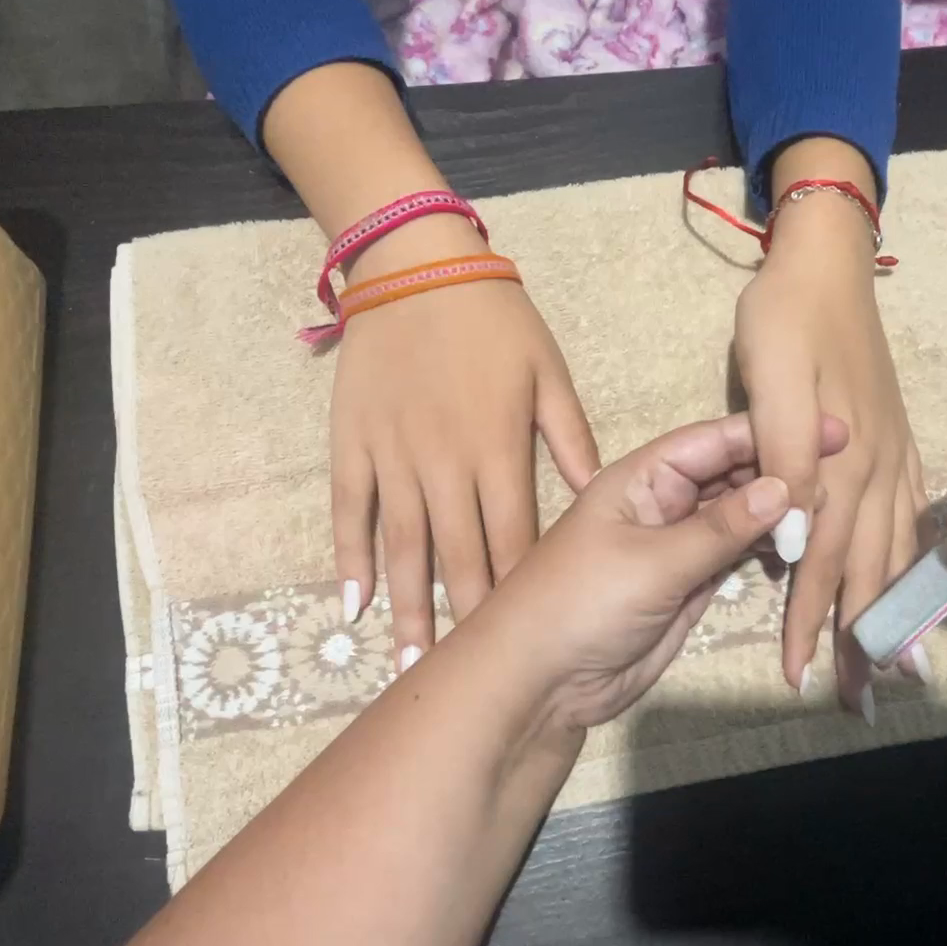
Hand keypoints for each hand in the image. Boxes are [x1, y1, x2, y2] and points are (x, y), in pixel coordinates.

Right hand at [331, 279, 598, 666]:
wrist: (416, 267)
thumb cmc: (495, 321)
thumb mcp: (548, 374)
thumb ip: (571, 439)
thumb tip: (596, 495)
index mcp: (499, 451)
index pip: (515, 538)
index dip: (521, 593)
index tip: (531, 641)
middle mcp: (445, 466)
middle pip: (460, 556)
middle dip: (469, 619)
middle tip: (469, 678)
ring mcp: (393, 459)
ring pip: (404, 547)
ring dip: (410, 608)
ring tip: (412, 662)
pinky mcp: (352, 446)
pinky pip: (350, 511)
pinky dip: (351, 558)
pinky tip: (354, 604)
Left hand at [468, 412, 849, 730]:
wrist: (543, 680)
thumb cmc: (584, 601)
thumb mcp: (652, 560)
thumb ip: (720, 527)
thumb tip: (785, 486)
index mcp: (645, 476)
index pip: (716, 442)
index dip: (771, 433)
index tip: (832, 428)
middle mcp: (666, 501)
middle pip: (733, 477)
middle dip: (782, 475)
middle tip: (844, 476)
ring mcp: (680, 544)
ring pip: (739, 518)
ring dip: (779, 515)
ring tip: (833, 511)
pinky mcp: (690, 584)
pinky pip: (735, 558)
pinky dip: (766, 552)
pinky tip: (801, 547)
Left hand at [736, 187, 928, 721]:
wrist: (825, 262)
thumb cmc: (781, 319)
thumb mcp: (767, 380)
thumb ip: (782, 460)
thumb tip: (798, 545)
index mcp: (834, 461)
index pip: (819, 559)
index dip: (813, 620)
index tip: (808, 678)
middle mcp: (872, 469)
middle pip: (866, 567)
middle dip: (861, 635)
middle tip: (862, 698)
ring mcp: (892, 455)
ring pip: (893, 548)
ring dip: (893, 607)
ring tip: (899, 659)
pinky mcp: (897, 443)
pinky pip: (908, 515)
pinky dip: (911, 558)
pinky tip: (919, 577)